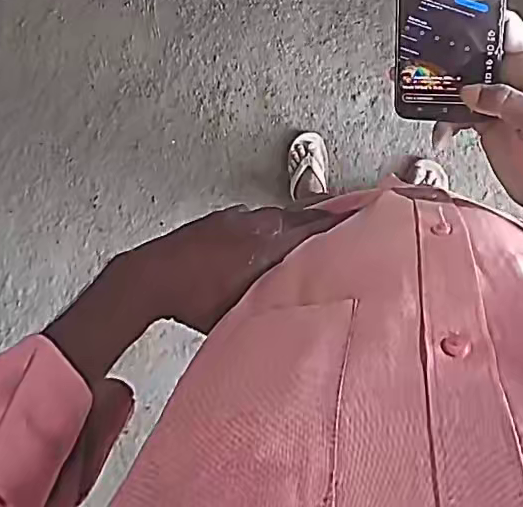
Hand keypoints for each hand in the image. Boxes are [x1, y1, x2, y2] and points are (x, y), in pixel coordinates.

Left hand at [45, 206, 343, 386]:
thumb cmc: (196, 297)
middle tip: (353, 220)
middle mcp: (261, 221)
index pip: (319, 227)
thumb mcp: (245, 307)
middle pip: (306, 217)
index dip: (345, 222)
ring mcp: (243, 216)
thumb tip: (304, 298)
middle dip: (331, 219)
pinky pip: (264, 217)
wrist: (154, 273)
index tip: (367, 216)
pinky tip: (276, 235)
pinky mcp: (227, 217)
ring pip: (285, 216)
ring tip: (320, 230)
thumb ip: (279, 294)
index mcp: (271, 241)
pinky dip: (278, 224)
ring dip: (303, 223)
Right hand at [432, 10, 522, 231]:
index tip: (461, 14)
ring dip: (439, 85)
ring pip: (460, 80)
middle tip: (427, 52)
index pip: (508, 31)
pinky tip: (440, 133)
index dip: (486, 18)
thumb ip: (508, 102)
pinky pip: (454, 110)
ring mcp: (495, 100)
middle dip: (451, 51)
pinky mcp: (482, 119)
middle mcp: (511, 81)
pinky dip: (442, 119)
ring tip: (419, 85)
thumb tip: (472, 90)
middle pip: (476, 52)